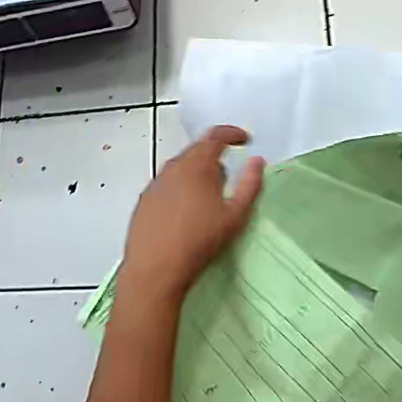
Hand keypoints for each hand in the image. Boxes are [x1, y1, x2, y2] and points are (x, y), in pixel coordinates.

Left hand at [121, 125, 264, 300]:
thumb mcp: (235, 216)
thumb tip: (257, 161)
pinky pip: (166, 185)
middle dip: (214, 156)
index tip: (244, 140)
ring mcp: (154, 184)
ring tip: (208, 197)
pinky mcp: (143, 201)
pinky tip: (185, 212)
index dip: (232, 134)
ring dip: (196, 173)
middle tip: (228, 176)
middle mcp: (171, 169)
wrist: (156, 268)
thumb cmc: (200, 241)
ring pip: (179, 169)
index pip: (215, 136)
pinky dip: (179, 189)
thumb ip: (250, 185)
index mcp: (196, 166)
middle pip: (196, 151)